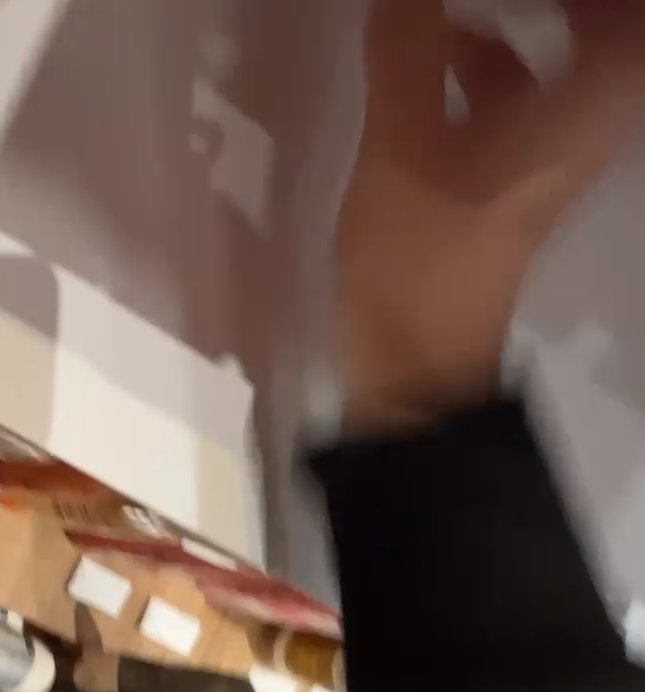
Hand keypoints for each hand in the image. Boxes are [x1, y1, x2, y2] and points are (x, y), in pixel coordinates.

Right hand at [338, 0, 644, 432]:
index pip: (611, 13)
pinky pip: (532, 78)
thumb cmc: (419, 248)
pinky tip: (439, 49)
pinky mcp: (526, 155)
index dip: (566, 2)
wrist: (418, 336)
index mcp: (601, 88)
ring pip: (569, 42)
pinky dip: (495, 52)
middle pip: (597, 23)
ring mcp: (566, 129)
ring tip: (449, 8)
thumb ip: (403, 61)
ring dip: (523, 14)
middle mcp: (604, 99)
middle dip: (542, 4)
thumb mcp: (401, 149)